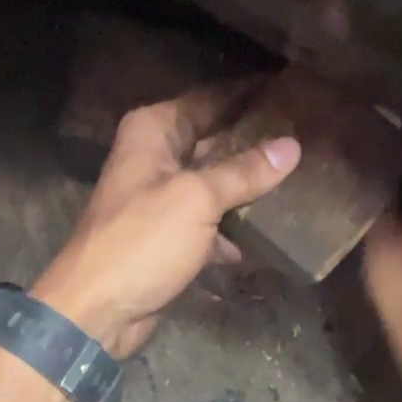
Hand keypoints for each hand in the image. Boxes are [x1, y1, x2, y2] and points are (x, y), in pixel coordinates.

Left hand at [31, 83, 300, 357]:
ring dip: (247, 188)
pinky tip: (265, 237)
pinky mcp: (168, 239)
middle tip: (304, 138)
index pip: (209, 100)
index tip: (290, 92)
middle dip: (253, 142)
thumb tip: (291, 146)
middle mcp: (154, 158)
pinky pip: (209, 223)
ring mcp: (161, 200)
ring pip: (213, 184)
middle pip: (213, 141)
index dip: (247, 95)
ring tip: (297, 181)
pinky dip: (232, 230)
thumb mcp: (197, 199)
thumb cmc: (141, 242)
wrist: (97, 310)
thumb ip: (244, 172)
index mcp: (154, 132)